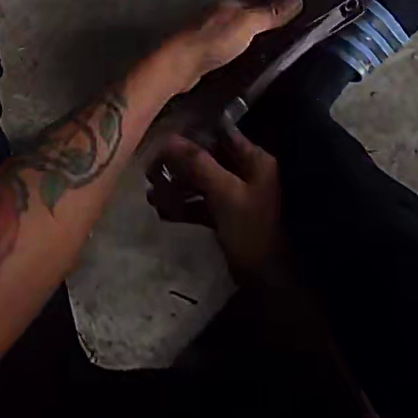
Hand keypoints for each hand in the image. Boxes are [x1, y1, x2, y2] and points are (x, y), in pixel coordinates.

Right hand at [148, 123, 287, 285]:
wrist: (267, 283)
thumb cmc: (250, 231)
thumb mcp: (224, 194)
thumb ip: (198, 164)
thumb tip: (170, 138)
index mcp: (254, 159)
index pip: (220, 134)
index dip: (193, 134)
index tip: (164, 138)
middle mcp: (246, 171)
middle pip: (207, 158)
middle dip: (178, 164)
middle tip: (150, 171)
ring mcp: (237, 194)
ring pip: (202, 181)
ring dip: (177, 186)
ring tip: (152, 194)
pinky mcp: (227, 216)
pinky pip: (202, 203)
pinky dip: (184, 205)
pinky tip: (162, 211)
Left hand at [152, 0, 303, 93]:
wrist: (180, 65)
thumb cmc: (214, 40)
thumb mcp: (247, 24)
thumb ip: (270, 13)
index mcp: (229, 5)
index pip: (259, 3)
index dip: (277, 10)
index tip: (296, 20)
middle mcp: (218, 16)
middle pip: (248, 18)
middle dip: (265, 27)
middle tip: (289, 41)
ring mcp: (209, 35)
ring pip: (238, 35)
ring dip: (252, 42)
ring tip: (273, 54)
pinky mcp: (204, 54)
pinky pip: (229, 50)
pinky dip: (240, 54)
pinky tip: (248, 64)